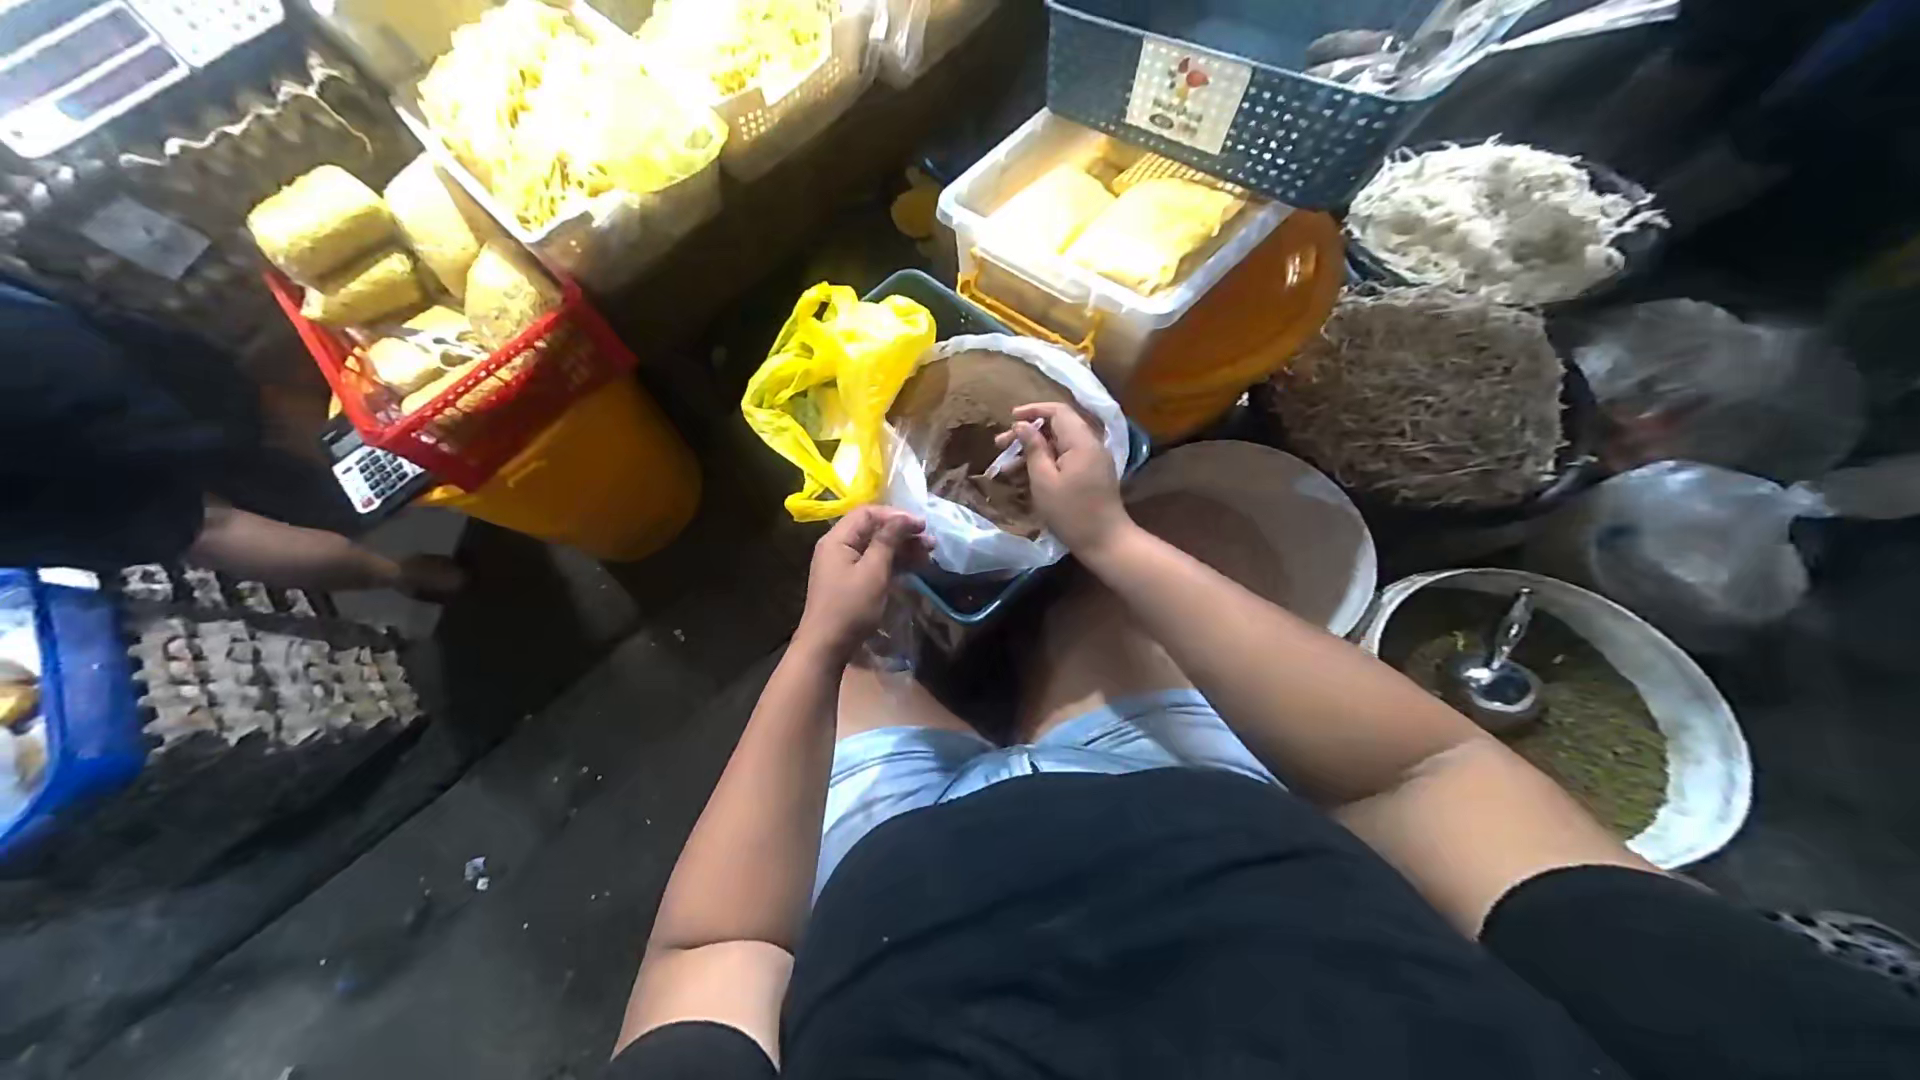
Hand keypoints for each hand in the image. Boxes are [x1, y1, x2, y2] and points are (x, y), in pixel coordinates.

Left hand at [795, 506, 929, 658]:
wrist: (826, 647)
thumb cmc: (850, 607)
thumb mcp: (873, 571)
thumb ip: (888, 541)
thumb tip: (904, 517)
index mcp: (838, 539)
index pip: (868, 513)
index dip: (896, 515)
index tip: (921, 525)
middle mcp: (838, 547)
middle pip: (873, 529)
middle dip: (903, 532)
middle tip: (930, 541)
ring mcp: (844, 565)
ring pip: (876, 547)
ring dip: (902, 548)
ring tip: (928, 553)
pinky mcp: (851, 581)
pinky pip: (874, 563)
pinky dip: (894, 563)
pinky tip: (914, 567)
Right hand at [996, 402, 1130, 554]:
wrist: (1105, 541)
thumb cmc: (1071, 512)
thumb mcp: (1044, 480)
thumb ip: (1033, 448)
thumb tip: (1022, 425)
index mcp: (1081, 441)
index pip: (1057, 411)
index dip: (1032, 410)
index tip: (1010, 418)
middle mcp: (1091, 444)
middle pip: (1057, 427)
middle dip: (1028, 433)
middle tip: (1000, 445)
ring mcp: (1093, 459)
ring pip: (1060, 444)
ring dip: (1034, 450)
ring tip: (1007, 466)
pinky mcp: (1092, 474)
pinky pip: (1066, 458)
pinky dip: (1046, 461)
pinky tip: (1026, 475)